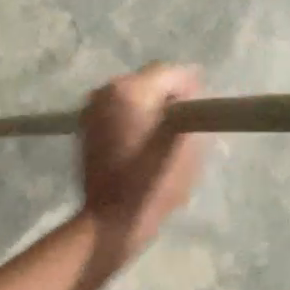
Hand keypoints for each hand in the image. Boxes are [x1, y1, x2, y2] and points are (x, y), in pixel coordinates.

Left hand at [78, 63, 204, 254]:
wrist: (111, 218)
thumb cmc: (154, 183)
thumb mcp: (186, 146)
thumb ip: (192, 111)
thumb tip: (191, 94)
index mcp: (130, 90)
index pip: (170, 72)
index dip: (191, 87)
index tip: (203, 108)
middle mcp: (105, 90)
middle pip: (147, 80)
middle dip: (168, 96)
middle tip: (187, 122)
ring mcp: (91, 107)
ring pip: (131, 94)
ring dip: (149, 106)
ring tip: (165, 134)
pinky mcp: (85, 125)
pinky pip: (116, 110)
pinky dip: (131, 117)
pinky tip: (143, 141)